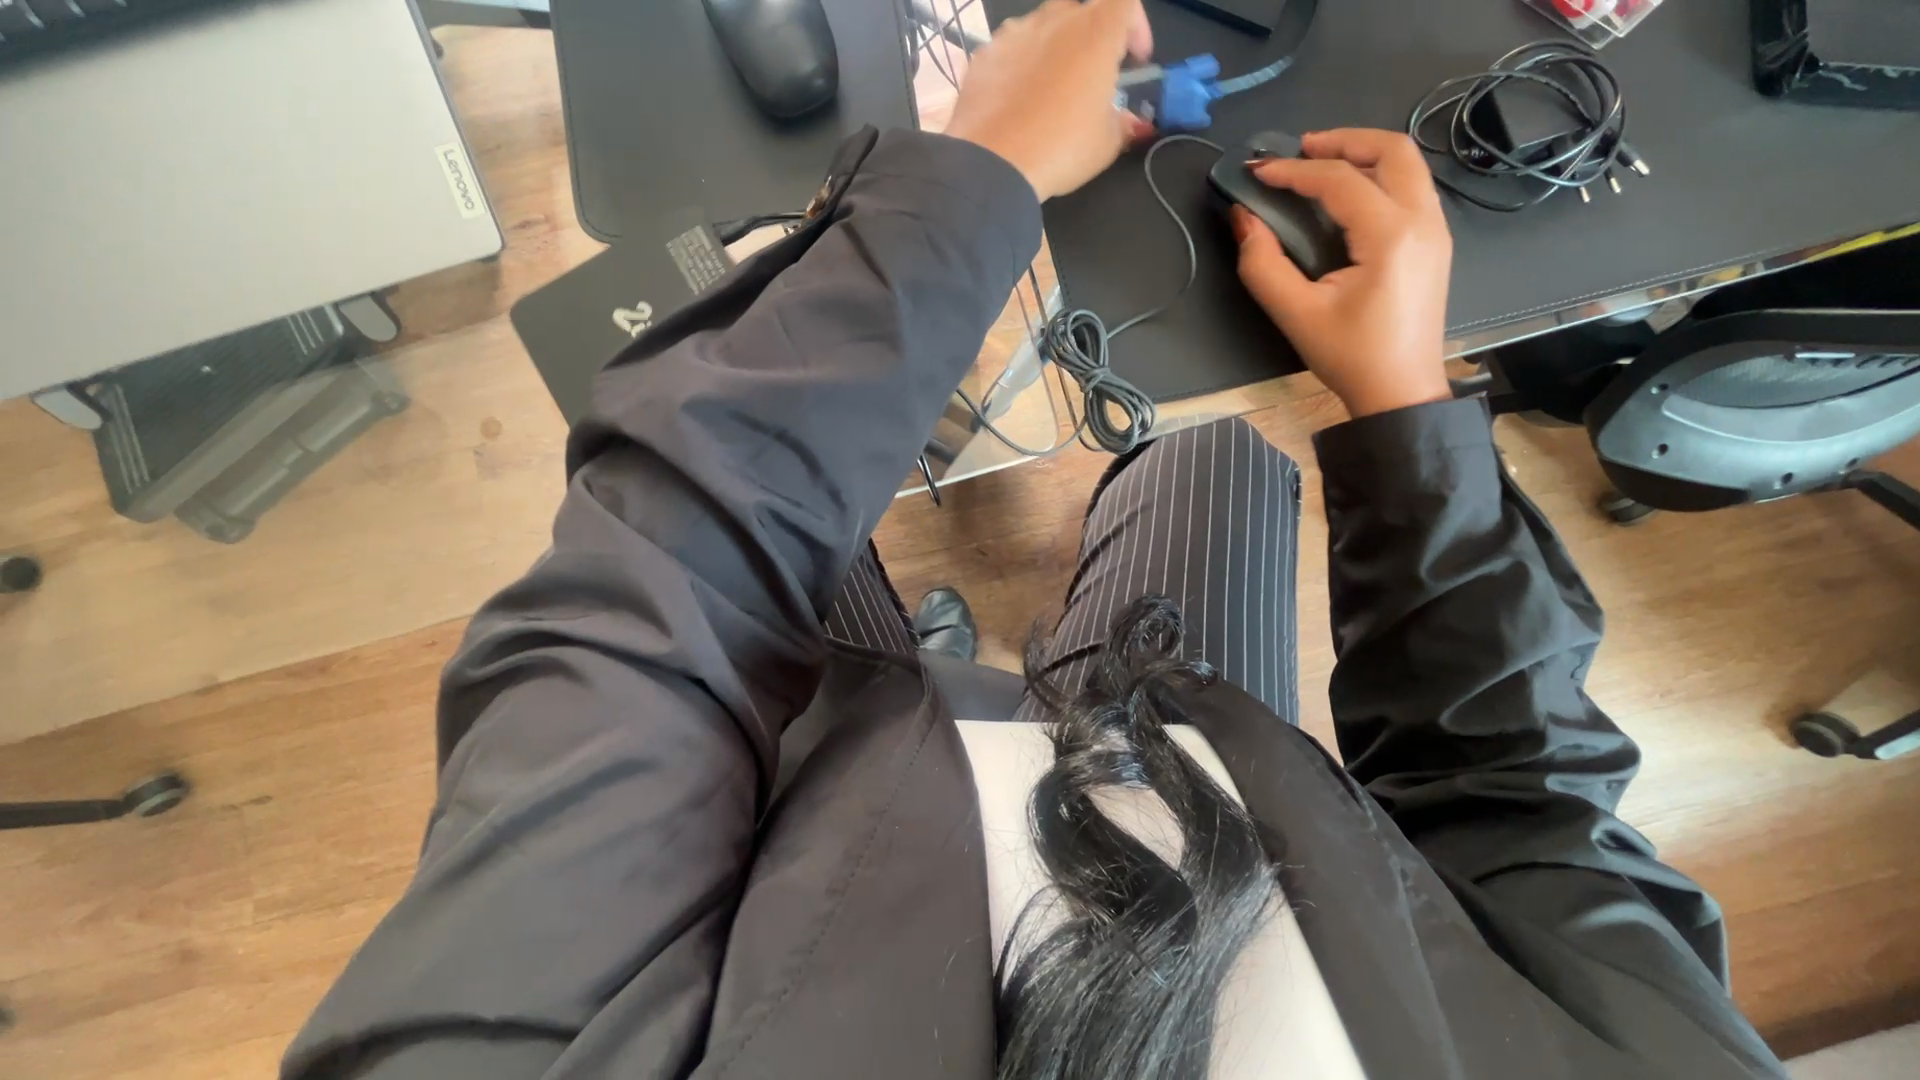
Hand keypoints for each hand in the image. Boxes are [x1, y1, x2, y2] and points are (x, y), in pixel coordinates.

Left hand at [943, 0, 1153, 201]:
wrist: (991, 164)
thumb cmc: (1060, 148)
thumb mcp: (1106, 144)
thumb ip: (1123, 124)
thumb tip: (1132, 123)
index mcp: (1095, 32)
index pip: (1126, 2)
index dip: (1136, 26)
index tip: (1135, 59)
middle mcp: (1054, 20)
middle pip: (1081, 12)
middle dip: (1091, 39)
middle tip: (1091, 77)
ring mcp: (1014, 34)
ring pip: (1041, 28)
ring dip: (1053, 50)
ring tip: (1050, 90)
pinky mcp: (983, 55)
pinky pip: (1010, 52)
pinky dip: (1019, 68)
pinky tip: (1016, 102)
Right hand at [1231, 130, 1453, 418]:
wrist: (1400, 391)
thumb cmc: (1349, 356)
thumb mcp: (1295, 314)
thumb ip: (1262, 264)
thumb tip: (1242, 219)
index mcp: (1390, 236)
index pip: (1339, 180)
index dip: (1293, 170)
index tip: (1257, 172)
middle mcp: (1423, 221)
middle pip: (1392, 150)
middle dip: (1342, 141)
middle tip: (1300, 149)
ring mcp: (1436, 230)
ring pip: (1408, 164)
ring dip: (1364, 154)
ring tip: (1320, 164)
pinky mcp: (1435, 242)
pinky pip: (1412, 187)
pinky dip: (1379, 176)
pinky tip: (1348, 194)